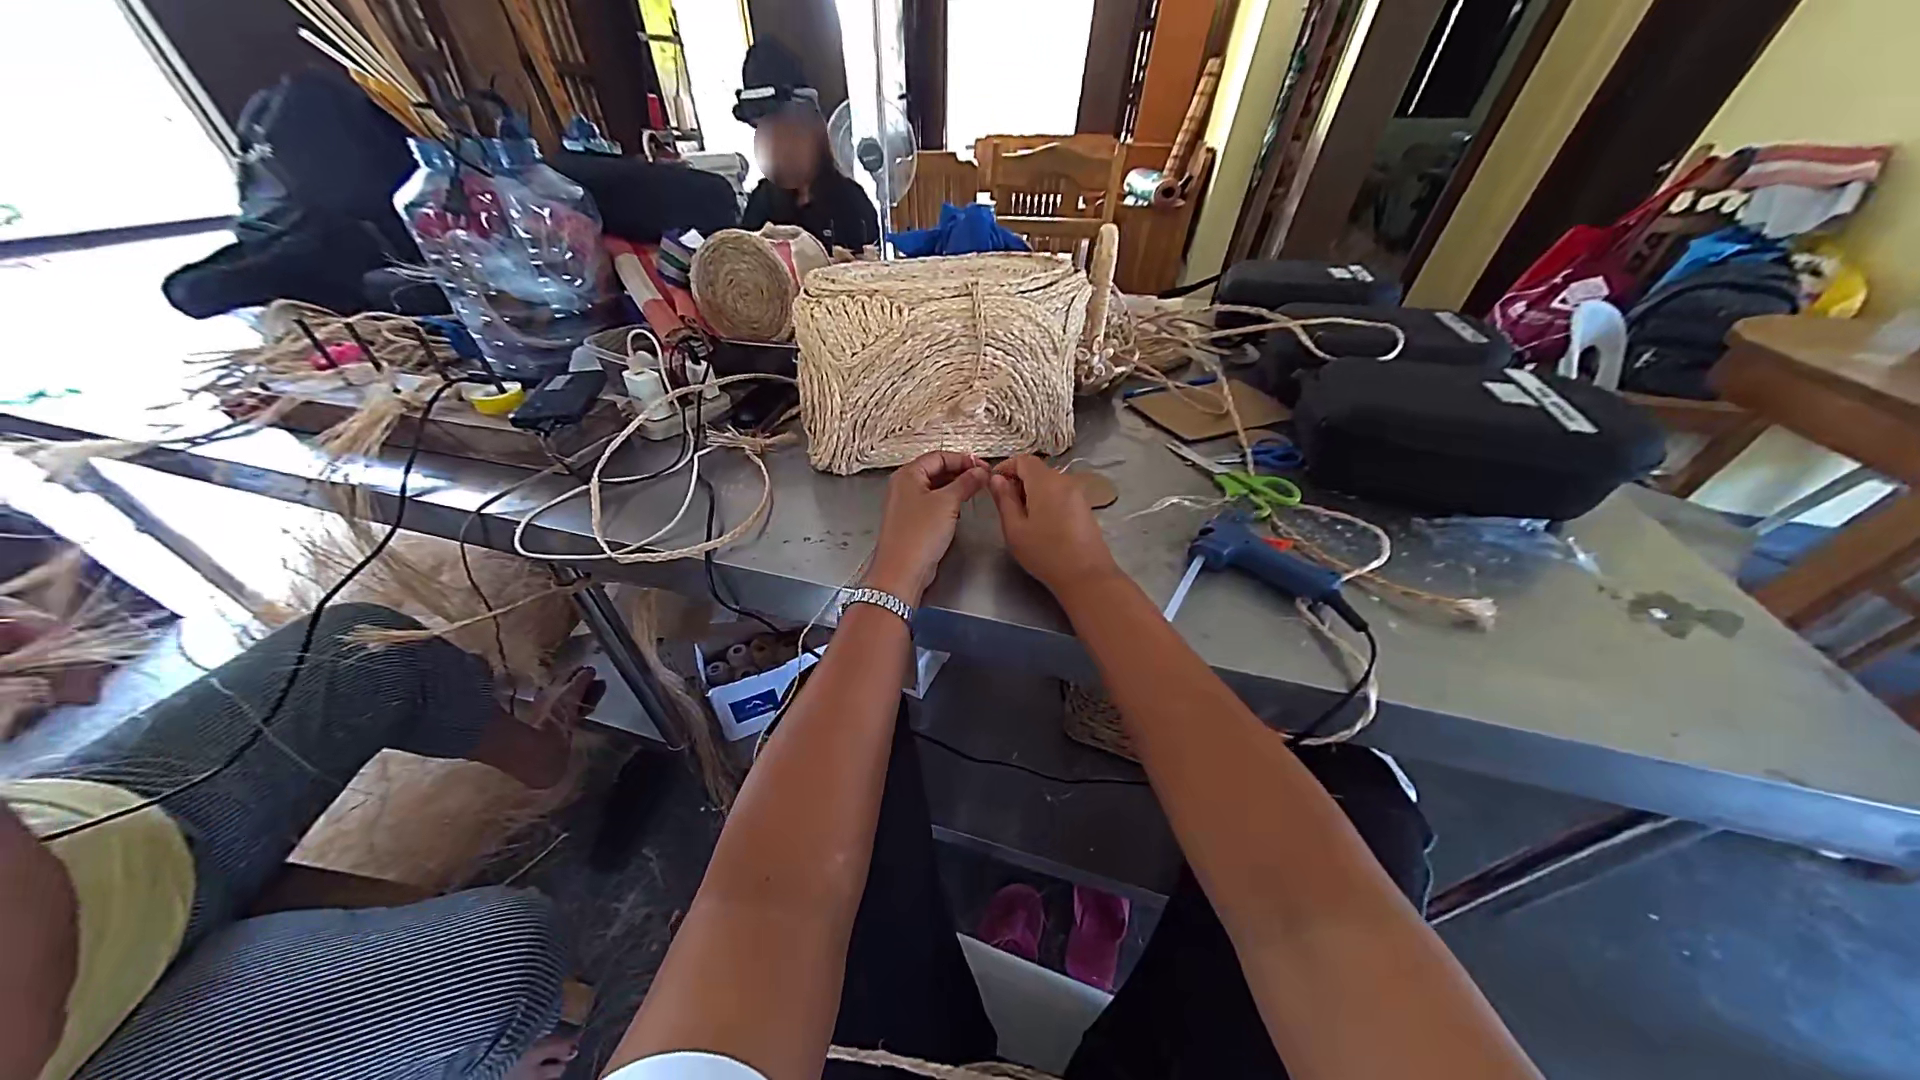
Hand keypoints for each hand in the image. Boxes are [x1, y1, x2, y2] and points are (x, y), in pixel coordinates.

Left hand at [866, 452, 990, 604]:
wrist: (902, 571)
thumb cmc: (919, 534)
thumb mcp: (947, 503)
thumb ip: (966, 483)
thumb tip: (980, 471)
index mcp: (908, 475)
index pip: (939, 456)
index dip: (963, 459)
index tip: (983, 467)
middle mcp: (904, 487)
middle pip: (936, 470)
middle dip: (961, 473)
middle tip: (982, 479)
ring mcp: (906, 505)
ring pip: (935, 488)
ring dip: (955, 488)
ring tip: (975, 492)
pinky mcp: (912, 523)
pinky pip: (932, 505)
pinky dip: (947, 503)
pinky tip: (960, 510)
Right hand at [986, 455, 1121, 596]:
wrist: (1086, 575)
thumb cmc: (1045, 553)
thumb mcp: (1015, 528)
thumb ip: (1004, 500)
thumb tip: (997, 479)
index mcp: (1045, 482)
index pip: (1023, 460)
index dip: (1006, 467)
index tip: (994, 485)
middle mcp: (1064, 481)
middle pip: (1037, 471)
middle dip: (1019, 482)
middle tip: (1006, 507)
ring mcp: (1078, 494)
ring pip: (1049, 483)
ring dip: (1033, 493)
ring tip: (1023, 519)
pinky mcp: (1084, 507)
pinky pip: (1060, 494)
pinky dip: (1047, 501)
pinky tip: (1043, 525)